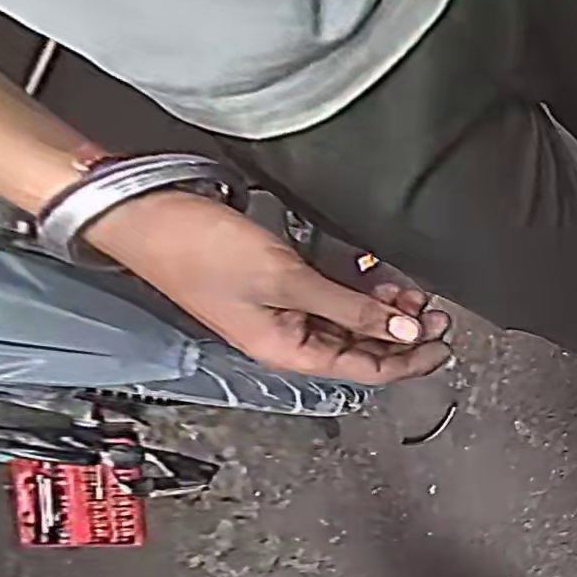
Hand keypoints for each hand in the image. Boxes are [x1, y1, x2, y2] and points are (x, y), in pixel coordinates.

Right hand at [85, 190, 451, 384]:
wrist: (133, 206)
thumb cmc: (194, 247)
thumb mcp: (289, 281)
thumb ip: (354, 309)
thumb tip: (406, 331)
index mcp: (293, 353)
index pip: (371, 370)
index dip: (412, 361)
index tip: (443, 346)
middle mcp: (296, 340)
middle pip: (369, 349)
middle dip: (407, 334)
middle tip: (438, 316)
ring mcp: (291, 314)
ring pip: (358, 324)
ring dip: (390, 312)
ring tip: (417, 296)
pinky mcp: (288, 289)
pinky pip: (340, 301)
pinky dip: (366, 294)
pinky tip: (386, 282)